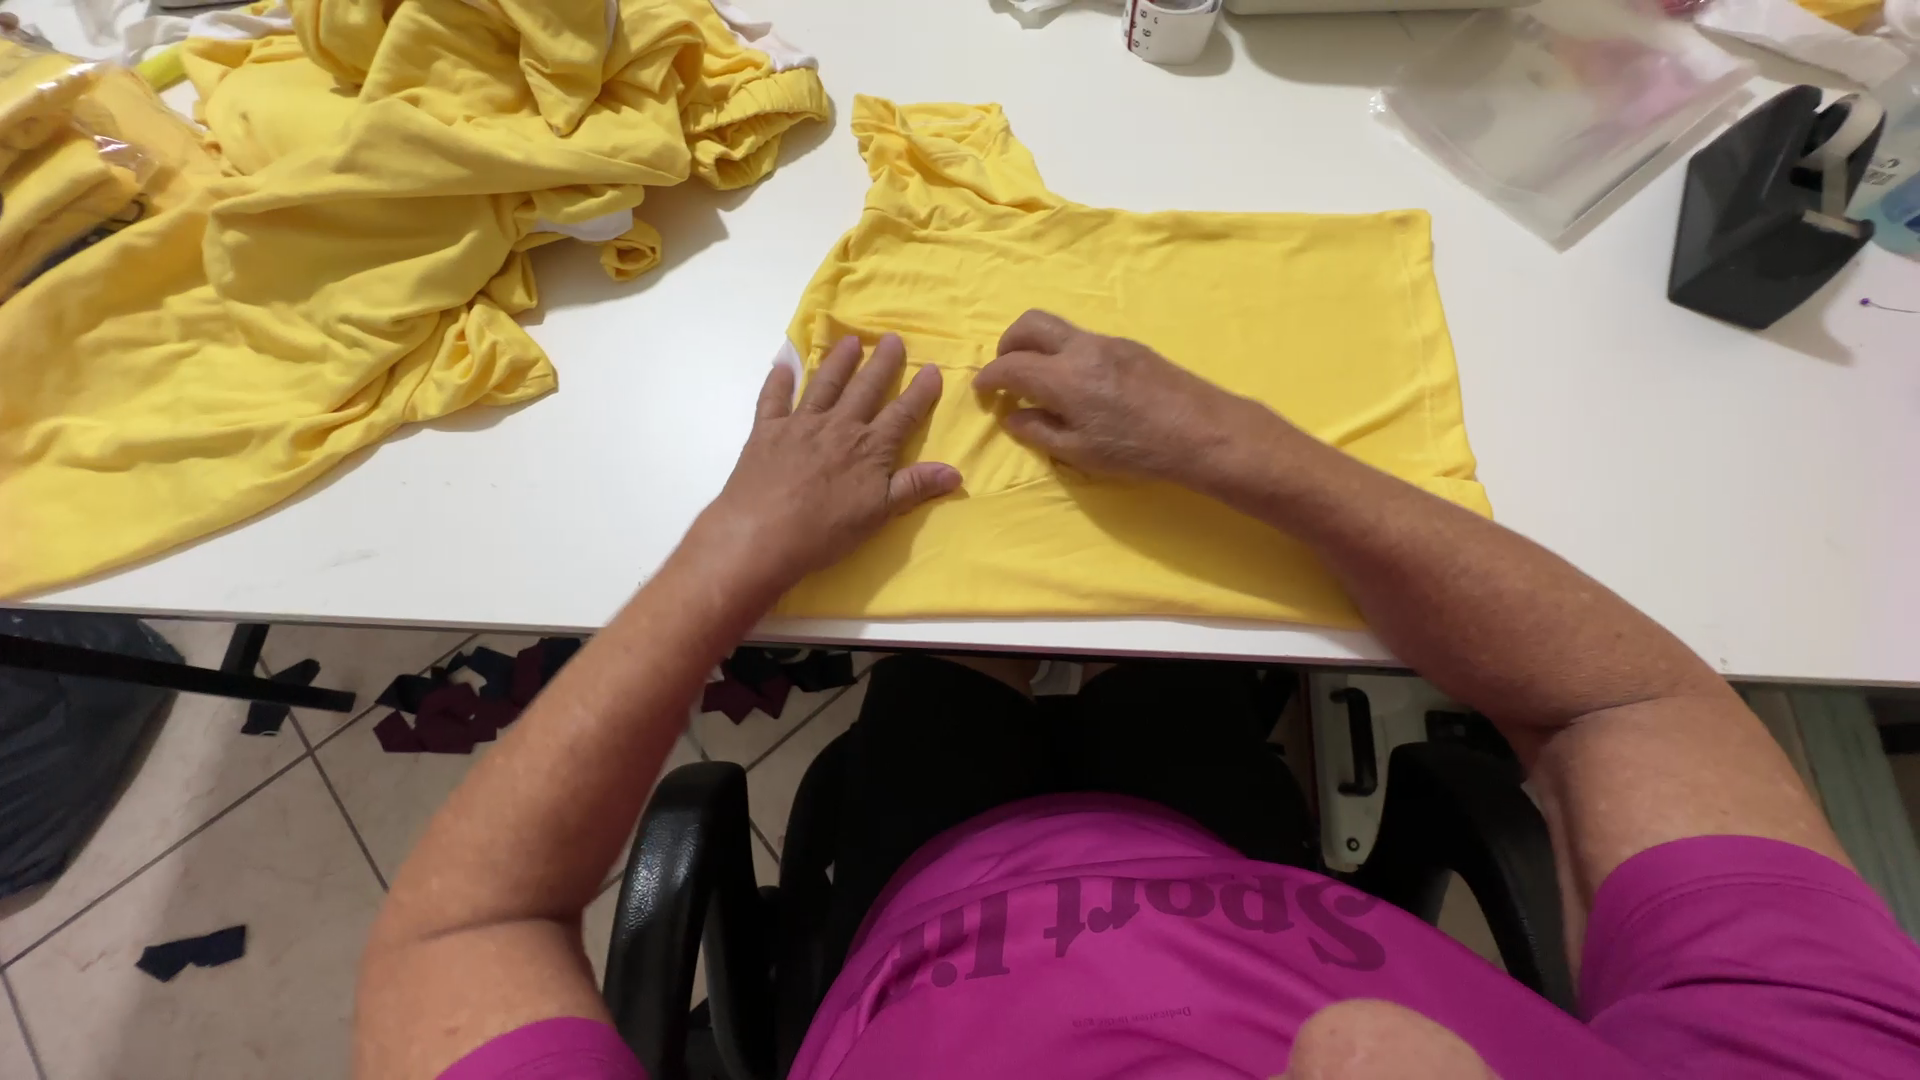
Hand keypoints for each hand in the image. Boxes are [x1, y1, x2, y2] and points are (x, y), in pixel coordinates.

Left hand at [693, 334, 960, 590]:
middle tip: (893, 338)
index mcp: (869, 448)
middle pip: (865, 389)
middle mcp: (838, 427)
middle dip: (882, 364)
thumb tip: (954, 472)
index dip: (919, 392)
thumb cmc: (825, 532)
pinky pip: (773, 399)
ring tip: (850, 341)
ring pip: (824, 385)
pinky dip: (778, 381)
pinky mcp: (766, 431)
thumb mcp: (878, 514)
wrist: (761, 535)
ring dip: (839, 362)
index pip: (902, 414)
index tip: (932, 368)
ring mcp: (800, 425)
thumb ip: (913, 487)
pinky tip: (783, 365)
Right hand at [974, 310, 1273, 486]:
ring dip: (1036, 346)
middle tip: (1005, 373)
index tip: (981, 390)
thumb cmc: (1137, 450)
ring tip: (1038, 380)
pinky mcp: (1129, 346)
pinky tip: (1075, 383)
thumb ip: (1038, 431)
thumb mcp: (1080, 452)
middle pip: (1030, 324)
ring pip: (1058, 328)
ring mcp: (1108, 342)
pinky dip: (1063, 352)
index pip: (1010, 366)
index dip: (989, 377)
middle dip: (1008, 344)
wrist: (1202, 431)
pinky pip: (1082, 338)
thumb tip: (1012, 417)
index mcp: (1063, 377)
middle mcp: (1081, 348)